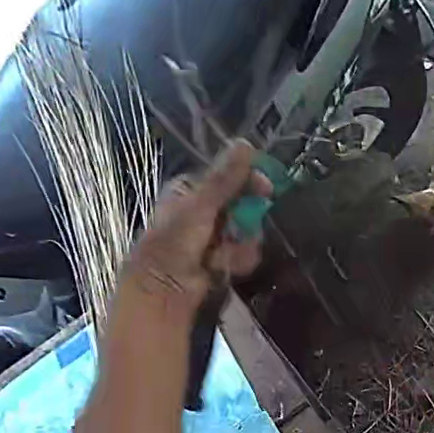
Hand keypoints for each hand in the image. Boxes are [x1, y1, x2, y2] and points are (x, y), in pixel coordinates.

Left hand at [127, 141, 270, 308]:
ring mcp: (214, 236)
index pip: (229, 177)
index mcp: (191, 189)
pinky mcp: (223, 259)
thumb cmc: (176, 241)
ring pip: (247, 231)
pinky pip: (245, 253)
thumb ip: (225, 178)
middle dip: (247, 221)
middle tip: (244, 231)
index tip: (267, 189)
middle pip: (242, 206)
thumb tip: (246, 144)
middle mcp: (203, 210)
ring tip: (225, 256)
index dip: (249, 181)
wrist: (165, 288)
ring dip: (242, 245)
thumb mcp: (201, 205)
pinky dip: (239, 260)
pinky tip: (225, 267)